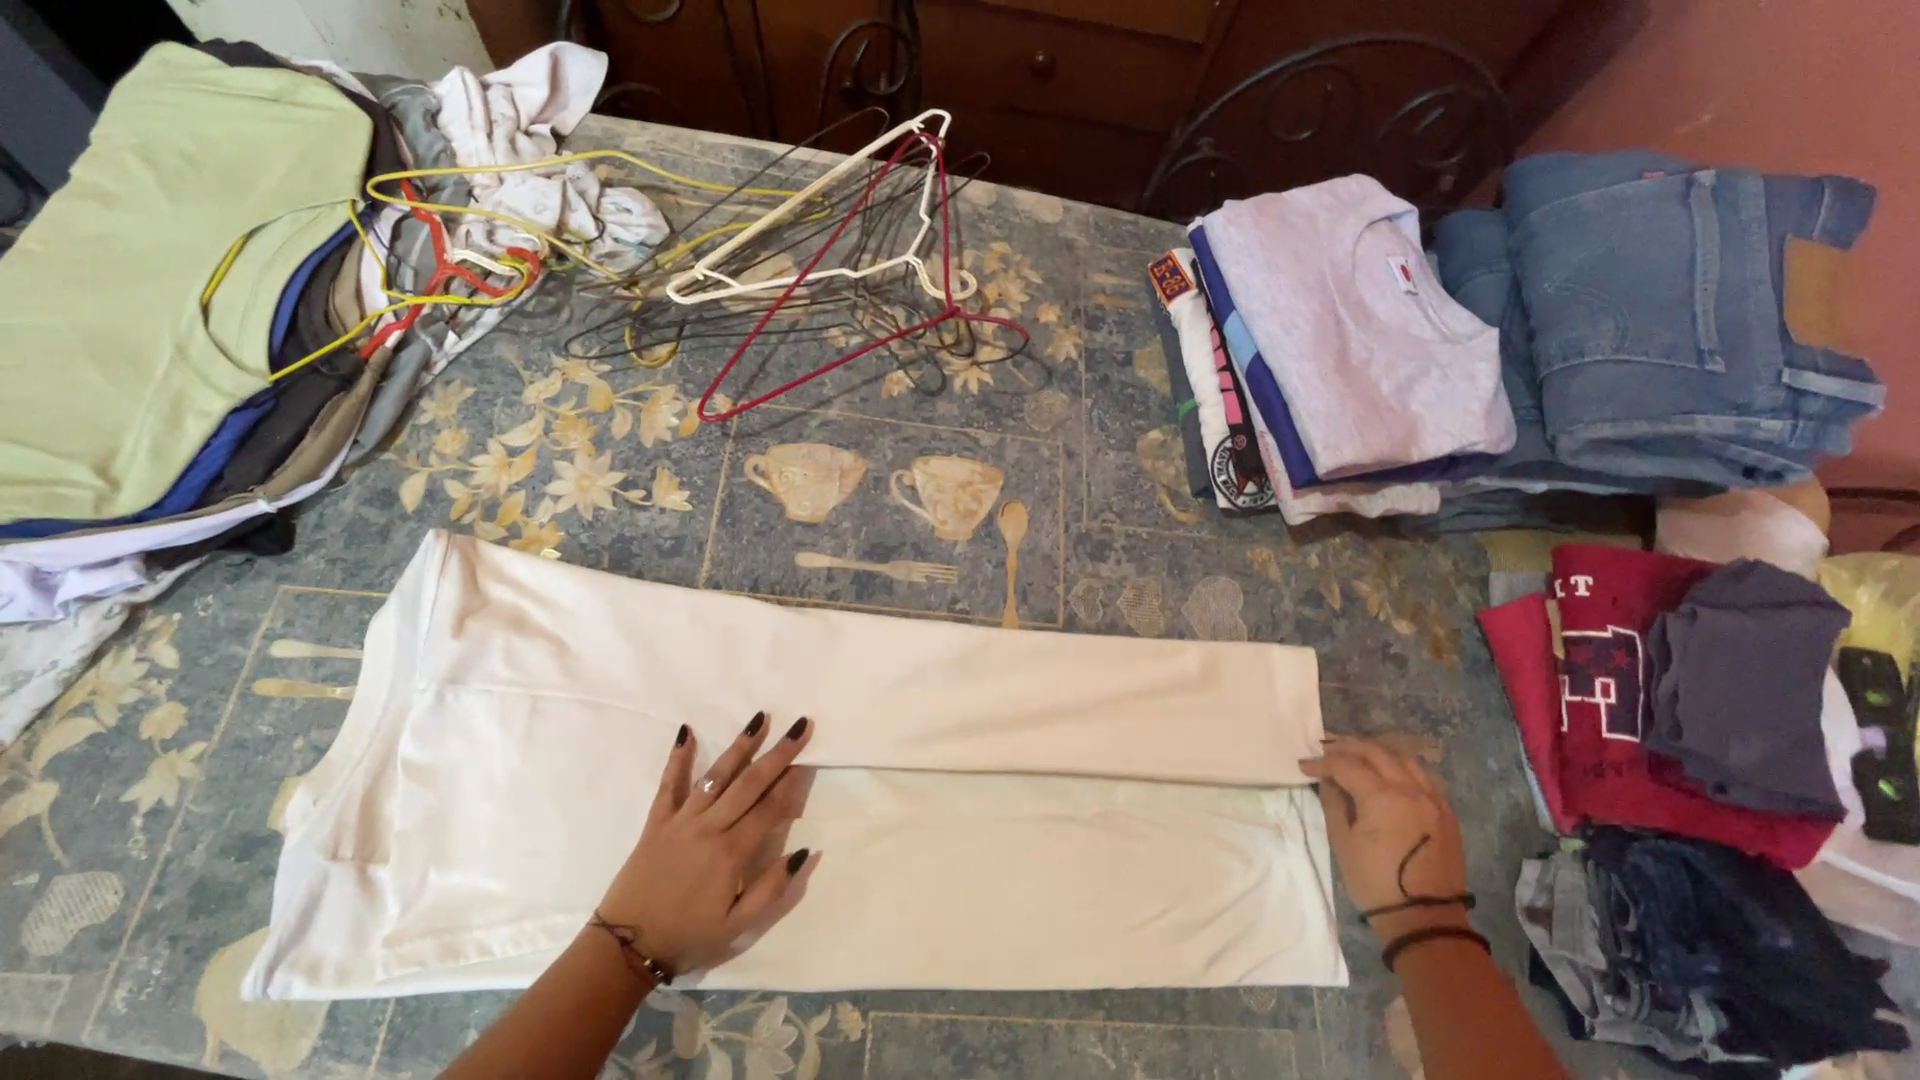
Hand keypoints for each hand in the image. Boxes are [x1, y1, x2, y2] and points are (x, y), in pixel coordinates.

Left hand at [594, 713, 819, 976]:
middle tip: (800, 726)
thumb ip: (772, 888)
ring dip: (740, 745)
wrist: (626, 946)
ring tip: (759, 719)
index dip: (793, 785)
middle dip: (779, 753)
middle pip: (750, 783)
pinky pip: (669, 784)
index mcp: (731, 852)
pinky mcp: (656, 822)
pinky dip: (678, 758)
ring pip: (717, 775)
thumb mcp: (738, 926)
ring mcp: (681, 821)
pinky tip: (686, 732)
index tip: (811, 760)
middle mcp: (709, 827)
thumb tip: (805, 851)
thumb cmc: (688, 936)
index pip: (770, 809)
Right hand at [1300, 736, 1468, 940]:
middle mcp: (1411, 789)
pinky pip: (1424, 776)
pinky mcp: (1446, 812)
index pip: (1346, 765)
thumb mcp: (1343, 842)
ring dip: (1377, 751)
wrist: (1424, 918)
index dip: (1322, 762)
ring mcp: (1433, 799)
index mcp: (1382, 797)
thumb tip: (1328, 780)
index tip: (1304, 766)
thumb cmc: (1374, 882)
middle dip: (1348, 747)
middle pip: (1376, 752)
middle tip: (1327, 748)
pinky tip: (1390, 773)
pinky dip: (1403, 767)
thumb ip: (1334, 803)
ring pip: (1405, 758)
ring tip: (1358, 755)